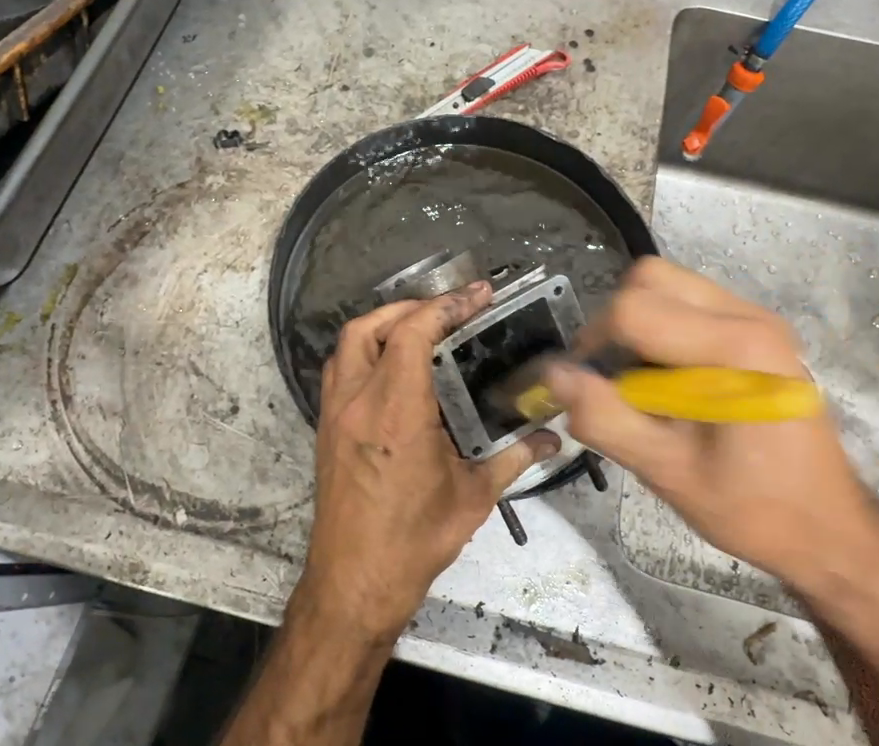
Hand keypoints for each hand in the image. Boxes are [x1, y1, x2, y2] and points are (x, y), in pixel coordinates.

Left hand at [299, 282, 559, 640]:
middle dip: (410, 309)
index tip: (479, 296)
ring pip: (347, 346)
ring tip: (422, 332)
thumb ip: (513, 457)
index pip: (413, 333)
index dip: (446, 306)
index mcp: (396, 411)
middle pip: (369, 327)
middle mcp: (357, 402)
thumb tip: (552, 437)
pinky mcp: (325, 430)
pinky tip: (397, 370)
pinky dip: (366, 354)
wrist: (353, 583)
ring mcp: (334, 414)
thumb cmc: (414, 540)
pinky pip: (339, 372)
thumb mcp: (472, 497)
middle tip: (450, 312)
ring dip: (382, 327)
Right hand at [545, 258, 878, 592]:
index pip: (634, 310)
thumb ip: (607, 419)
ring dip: (638, 324)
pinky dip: (662, 329)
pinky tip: (669, 382)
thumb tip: (552, 375)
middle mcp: (749, 317)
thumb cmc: (755, 508)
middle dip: (615, 322)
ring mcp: (757, 319)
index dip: (594, 343)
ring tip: (640, 383)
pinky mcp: (757, 331)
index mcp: (735, 348)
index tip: (586, 386)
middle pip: (650, 278)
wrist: (830, 530)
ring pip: (668, 285)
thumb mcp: (669, 473)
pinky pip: (689, 304)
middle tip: (610, 376)